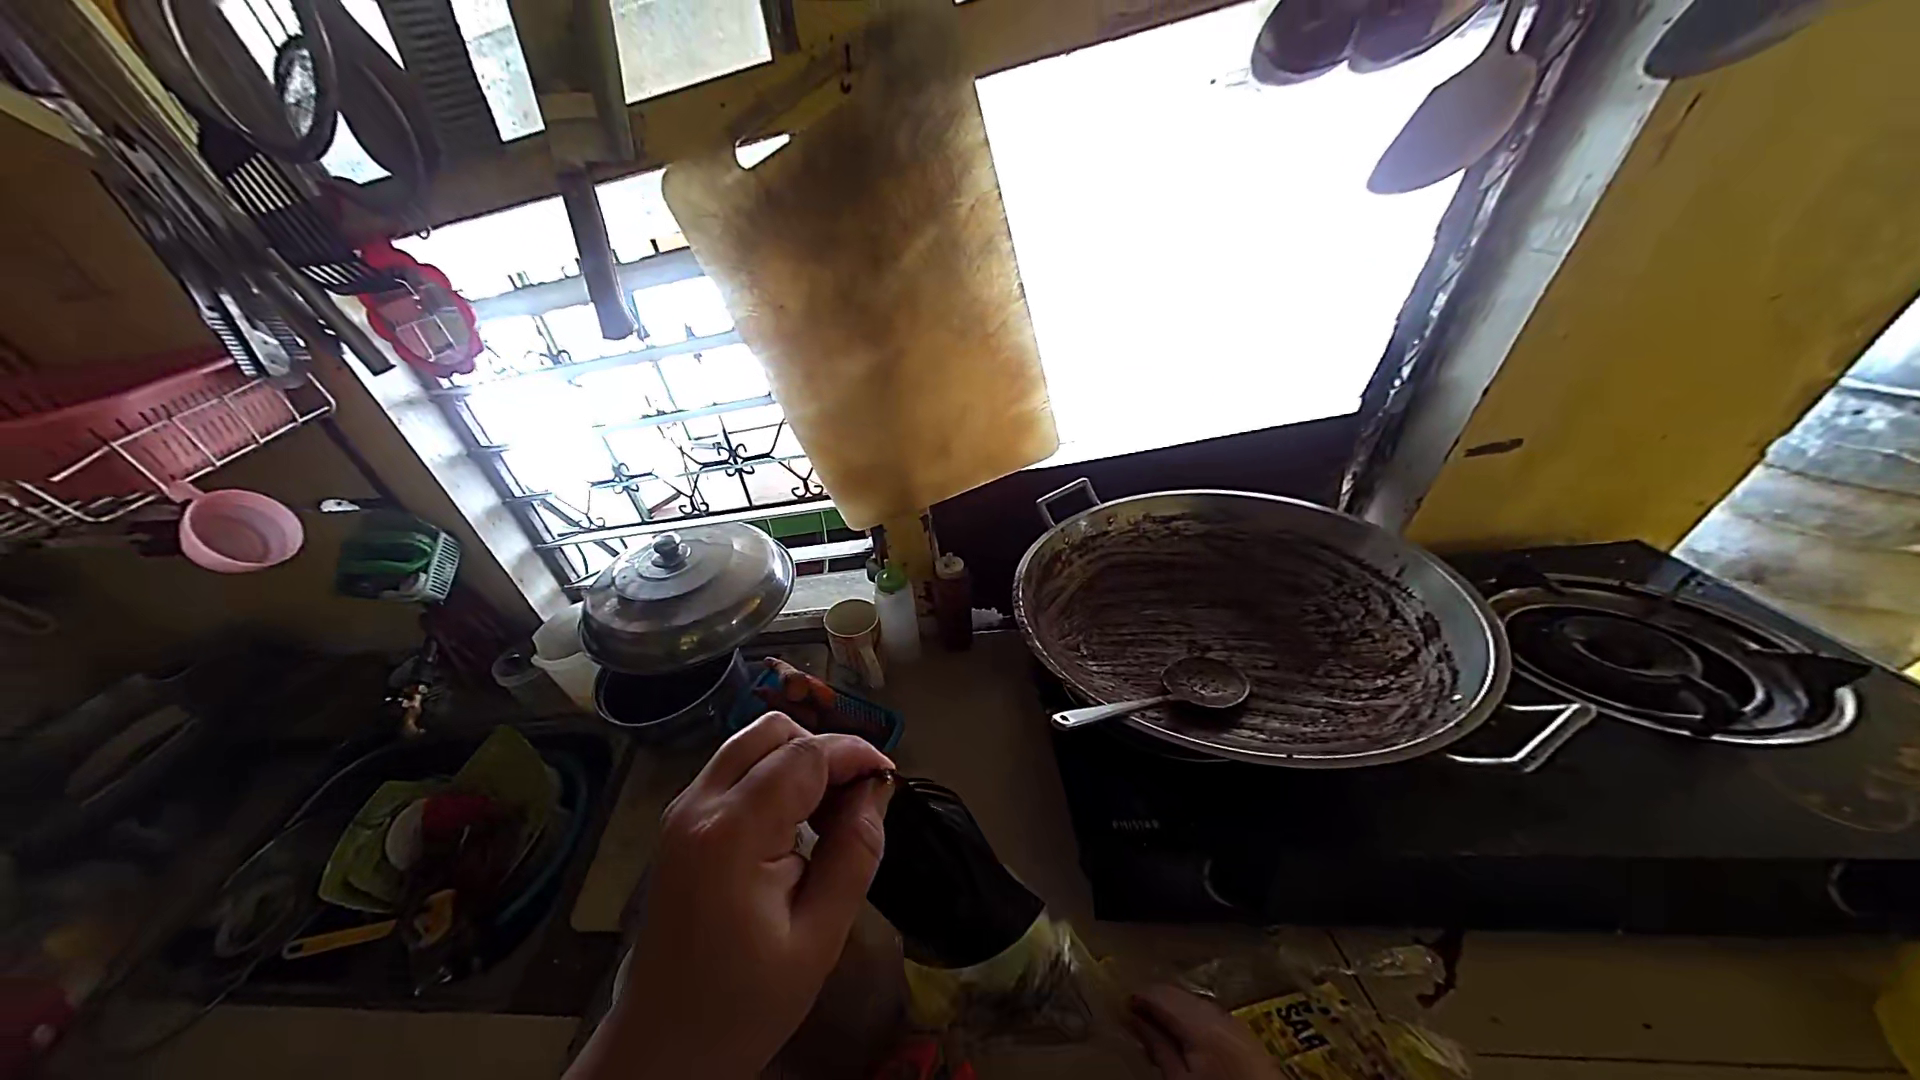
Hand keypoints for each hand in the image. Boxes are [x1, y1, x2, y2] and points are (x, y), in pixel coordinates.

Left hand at [568, 713, 895, 1079]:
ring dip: (799, 759)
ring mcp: (682, 810)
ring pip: (752, 742)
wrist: (658, 1051)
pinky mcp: (681, 822)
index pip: (804, 755)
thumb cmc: (742, 1005)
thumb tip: (876, 789)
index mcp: (730, 834)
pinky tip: (795, 821)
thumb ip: (855, 853)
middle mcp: (698, 805)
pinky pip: (736, 768)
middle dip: (823, 749)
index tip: (888, 776)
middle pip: (772, 730)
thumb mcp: (819, 937)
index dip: (854, 752)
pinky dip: (775, 774)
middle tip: (855, 796)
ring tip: (829, 811)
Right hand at [1128, 985, 1280, 1079]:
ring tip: (1155, 1026)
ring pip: (1192, 1002)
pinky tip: (1182, 1035)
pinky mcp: (1243, 1034)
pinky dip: (1191, 1018)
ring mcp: (1233, 1021)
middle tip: (1133, 1015)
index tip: (1120, 1005)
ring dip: (1172, 1008)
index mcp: (1199, 1021)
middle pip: (1176, 994)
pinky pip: (1208, 1014)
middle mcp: (1217, 1012)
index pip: (1158, 993)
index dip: (1136, 996)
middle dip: (1154, 1001)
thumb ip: (1157, 1047)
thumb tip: (1133, 1019)